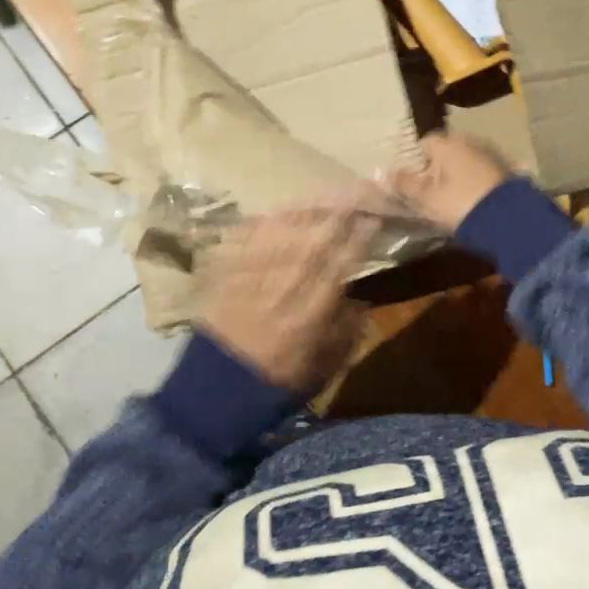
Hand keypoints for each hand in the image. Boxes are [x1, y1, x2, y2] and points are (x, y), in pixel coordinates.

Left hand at [197, 202, 376, 391]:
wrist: (216, 392)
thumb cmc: (276, 384)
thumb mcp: (323, 368)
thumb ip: (346, 333)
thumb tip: (359, 302)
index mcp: (311, 311)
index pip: (341, 263)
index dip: (359, 238)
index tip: (372, 220)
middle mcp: (284, 286)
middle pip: (314, 239)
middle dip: (335, 214)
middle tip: (351, 195)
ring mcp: (252, 277)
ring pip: (281, 233)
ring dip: (303, 212)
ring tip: (318, 199)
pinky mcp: (224, 275)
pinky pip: (246, 240)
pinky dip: (262, 223)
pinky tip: (273, 213)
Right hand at [384, 131, 512, 229]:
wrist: (506, 217)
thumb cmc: (459, 202)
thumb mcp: (426, 197)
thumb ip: (404, 184)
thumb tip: (381, 173)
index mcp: (447, 143)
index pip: (425, 141)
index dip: (417, 159)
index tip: (415, 178)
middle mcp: (468, 141)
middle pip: (446, 149)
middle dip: (438, 165)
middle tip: (432, 188)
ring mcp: (489, 153)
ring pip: (465, 158)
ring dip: (457, 171)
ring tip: (452, 194)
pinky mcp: (504, 168)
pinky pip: (481, 169)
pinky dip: (474, 178)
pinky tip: (472, 195)